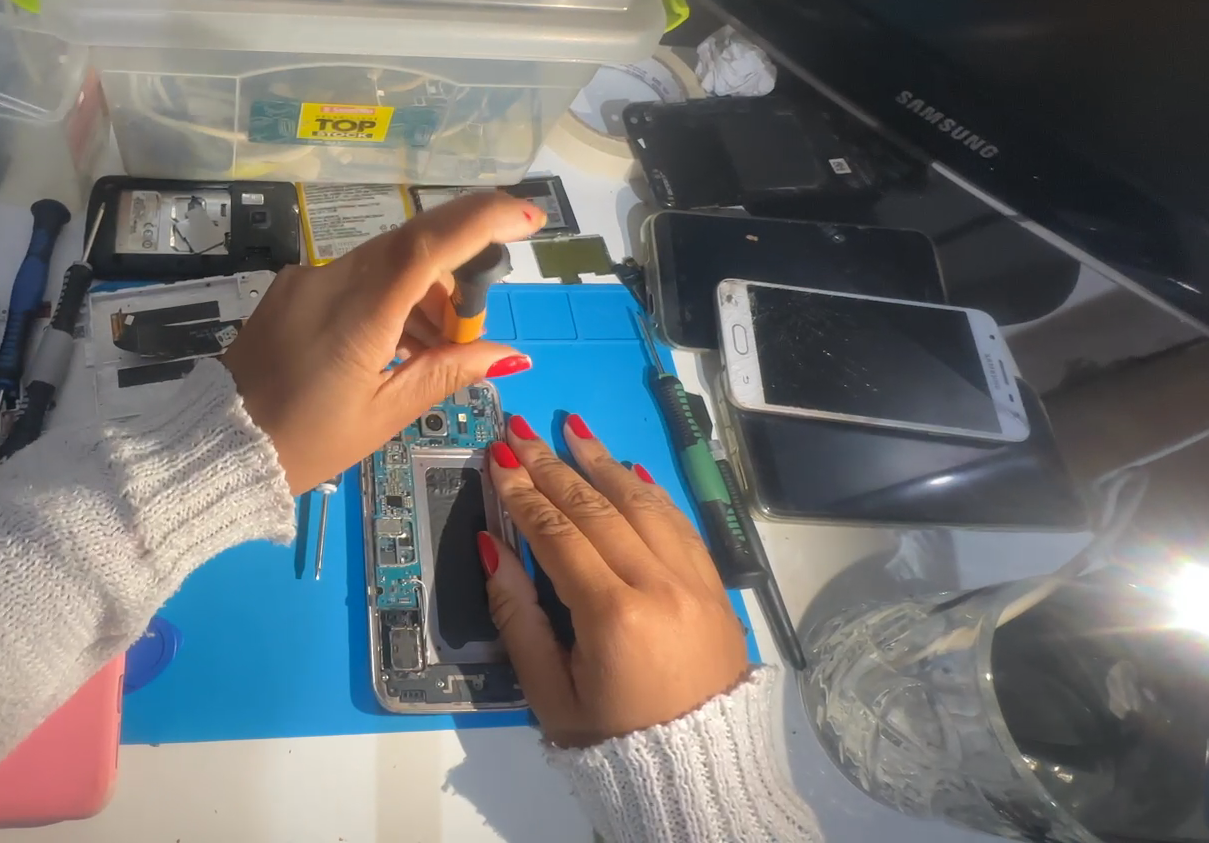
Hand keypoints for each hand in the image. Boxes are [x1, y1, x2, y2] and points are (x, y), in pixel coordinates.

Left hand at [222, 193, 541, 495]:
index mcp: (358, 313)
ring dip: (421, 290)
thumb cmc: (304, 442)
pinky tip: (394, 341)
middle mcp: (330, 278)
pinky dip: (387, 297)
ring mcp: (305, 278)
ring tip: (431, 348)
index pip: (428, 243)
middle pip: (411, 247)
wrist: (217, 445)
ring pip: (384, 261)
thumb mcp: (382, 415)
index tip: (529, 220)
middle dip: (456, 274)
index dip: (483, 220)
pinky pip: (354, 276)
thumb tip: (507, 352)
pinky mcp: (291, 287)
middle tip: (470, 327)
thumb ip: (445, 372)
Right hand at [480, 413, 749, 745]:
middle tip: (521, 430)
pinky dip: (652, 490)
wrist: (704, 780)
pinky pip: (682, 524)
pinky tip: (630, 467)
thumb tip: (492, 546)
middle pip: (596, 508)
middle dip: (552, 464)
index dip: (522, 491)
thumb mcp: (548, 691)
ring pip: (642, 504)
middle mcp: (659, 586)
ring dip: (603, 462)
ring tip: (574, 428)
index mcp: (613, 616)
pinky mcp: (716, 589)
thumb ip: (516, 614)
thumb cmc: (613, 739)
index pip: (556, 533)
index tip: (498, 455)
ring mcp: (695, 583)